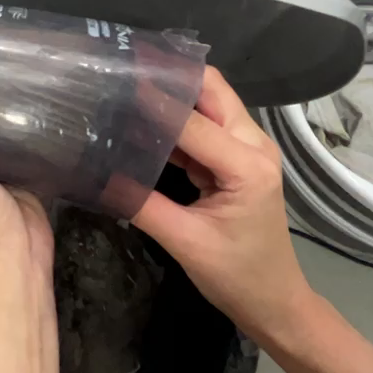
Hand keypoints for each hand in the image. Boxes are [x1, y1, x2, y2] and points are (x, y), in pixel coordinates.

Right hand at [130, 66, 317, 340]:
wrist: (275, 305)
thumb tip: (97, 172)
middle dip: (169, 75)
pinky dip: (174, 118)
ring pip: (207, 101)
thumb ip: (141, 202)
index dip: (153, 102)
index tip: (115, 83)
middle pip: (211, 89)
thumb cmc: (237, 278)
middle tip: (124, 67)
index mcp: (248, 166)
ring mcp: (248, 148)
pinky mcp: (236, 157)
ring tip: (126, 89)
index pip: (193, 122)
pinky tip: (141, 121)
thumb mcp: (184, 242)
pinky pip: (204, 123)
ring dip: (170, 93)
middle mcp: (254, 145)